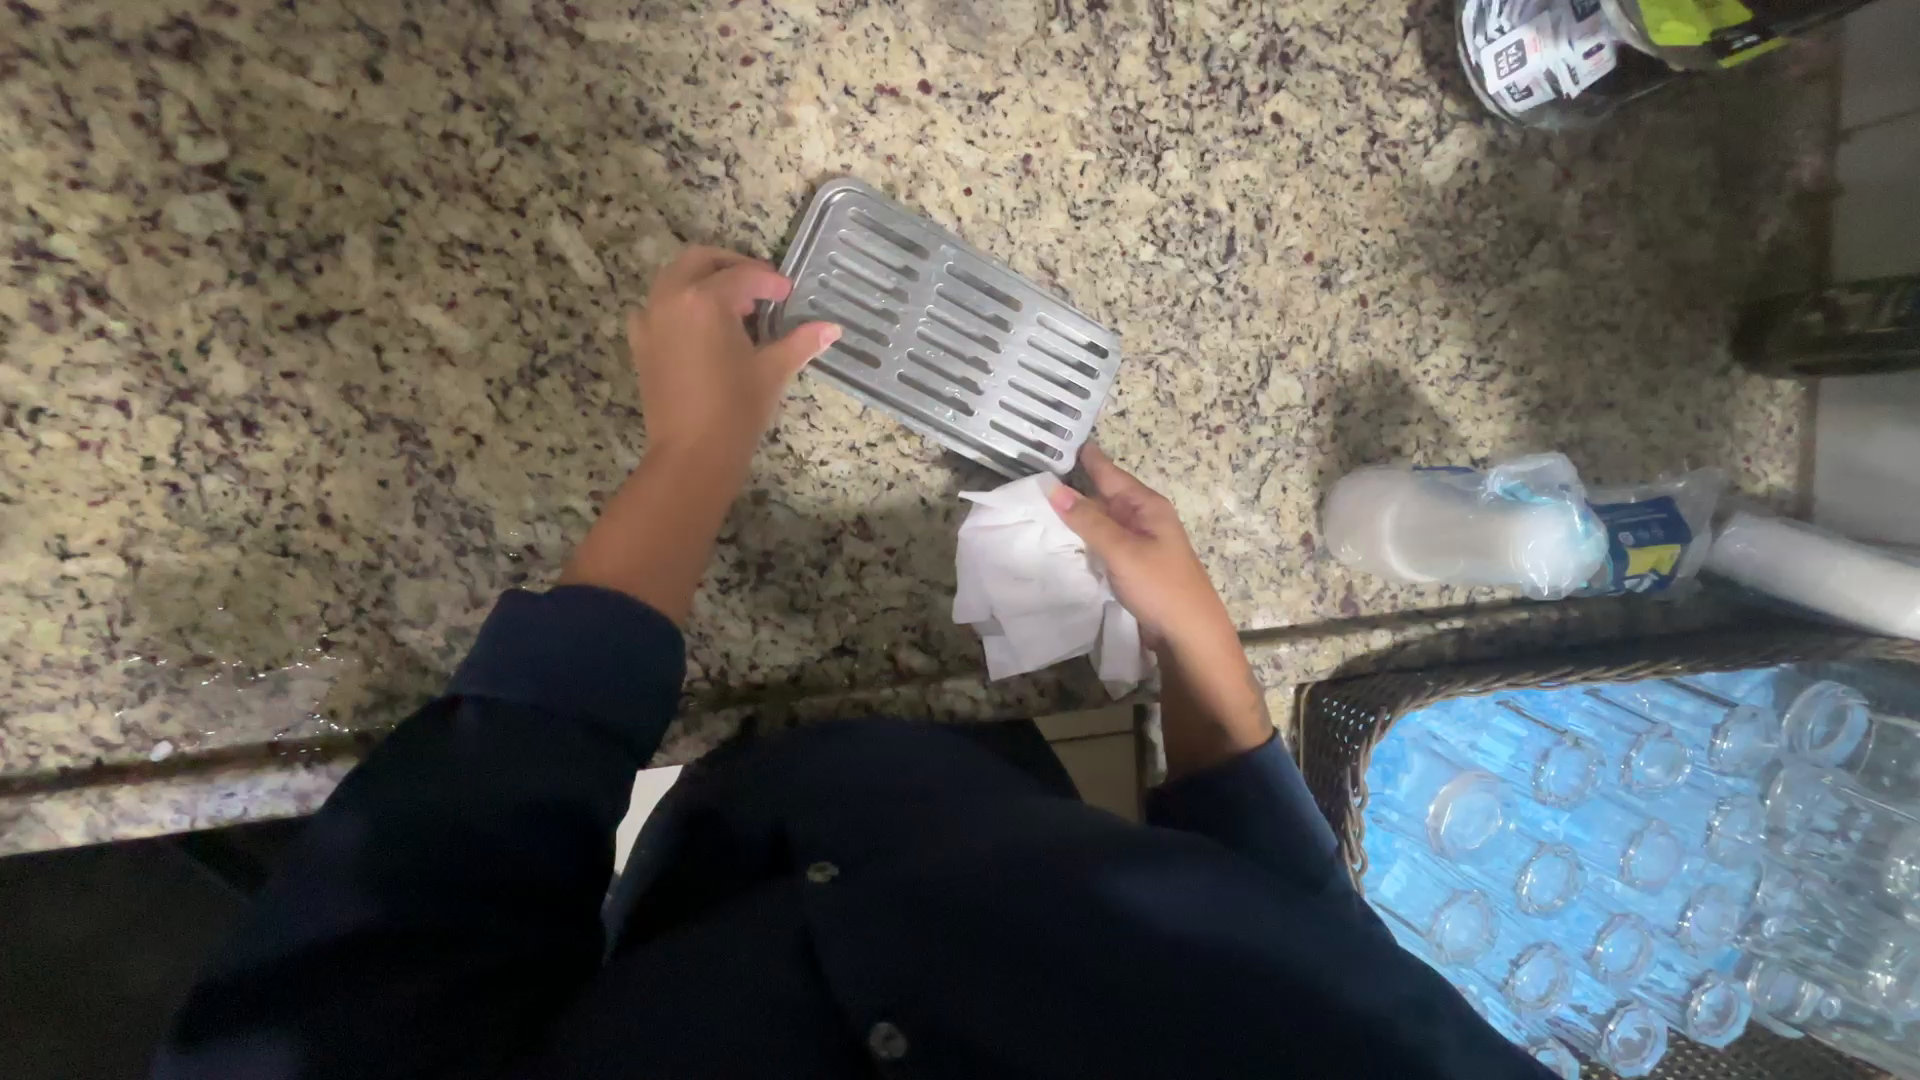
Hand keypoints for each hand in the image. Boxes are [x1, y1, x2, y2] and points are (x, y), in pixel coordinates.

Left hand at [627, 246, 839, 462]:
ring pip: (675, 278)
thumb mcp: (772, 371)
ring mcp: (650, 319)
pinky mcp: (640, 342)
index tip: (787, 292)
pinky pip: (658, 306)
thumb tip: (832, 329)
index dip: (770, 281)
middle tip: (760, 286)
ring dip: (705, 281)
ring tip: (735, 307)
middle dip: (732, 266)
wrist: (692, 453)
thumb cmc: (736, 410)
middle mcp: (671, 298)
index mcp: (705, 300)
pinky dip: (680, 304)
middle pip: (700, 261)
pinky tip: (701, 327)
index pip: (743, 276)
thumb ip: (801, 342)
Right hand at [1048, 443, 1269, 776]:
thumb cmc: (1160, 586)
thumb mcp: (1121, 550)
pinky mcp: (1132, 567)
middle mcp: (1143, 519)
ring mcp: (1138, 544)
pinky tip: (1062, 542)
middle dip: (1074, 488)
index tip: (1062, 440)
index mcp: (1147, 506)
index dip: (1086, 458)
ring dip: (1076, 517)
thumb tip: (1054, 489)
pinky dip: (1083, 541)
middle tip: (1036, 476)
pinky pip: (1102, 545)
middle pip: (1103, 497)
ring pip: (1101, 522)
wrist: (1188, 635)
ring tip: (1039, 505)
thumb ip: (1087, 520)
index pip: (1109, 473)